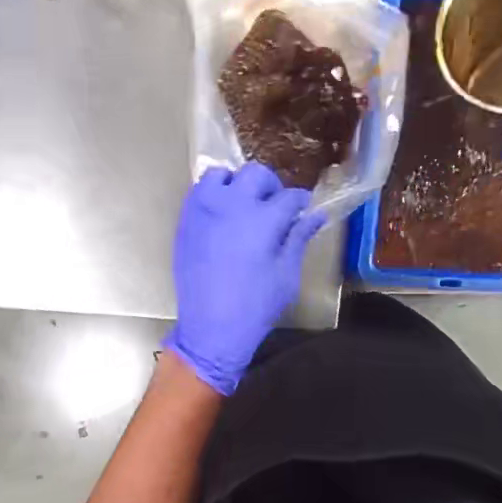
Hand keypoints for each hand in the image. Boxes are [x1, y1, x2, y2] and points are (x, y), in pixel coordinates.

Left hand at [163, 163, 324, 394]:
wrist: (211, 328)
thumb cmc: (256, 307)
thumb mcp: (286, 275)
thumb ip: (298, 239)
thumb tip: (315, 216)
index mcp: (263, 220)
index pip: (289, 196)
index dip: (301, 202)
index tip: (303, 209)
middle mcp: (232, 204)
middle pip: (256, 174)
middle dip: (271, 186)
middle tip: (275, 207)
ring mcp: (204, 209)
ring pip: (223, 174)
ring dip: (238, 184)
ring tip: (245, 206)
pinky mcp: (186, 219)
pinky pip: (200, 191)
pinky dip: (215, 194)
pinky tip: (224, 216)